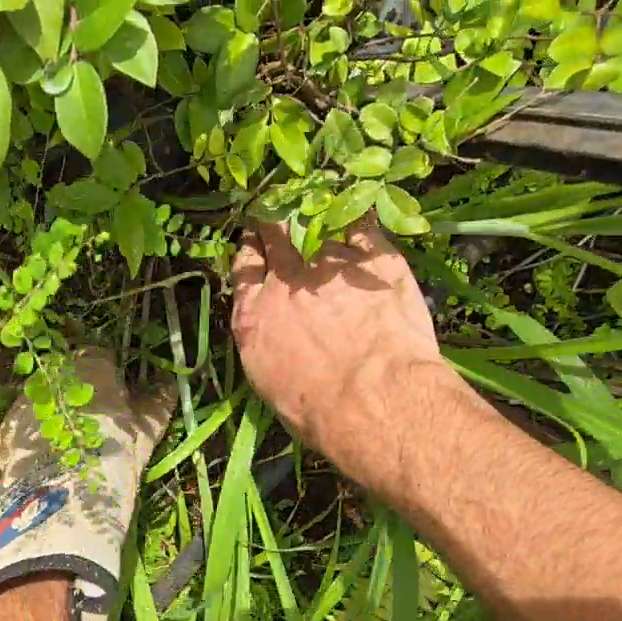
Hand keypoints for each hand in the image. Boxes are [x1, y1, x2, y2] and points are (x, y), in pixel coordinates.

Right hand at [230, 220, 482, 487]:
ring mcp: (332, 267)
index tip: (253, 241)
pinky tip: (359, 215)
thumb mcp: (268, 378)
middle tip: (281, 212)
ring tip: (325, 215)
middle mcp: (286, 284)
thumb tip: (272, 327)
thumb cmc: (313, 408)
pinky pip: (364, 226)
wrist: (370, 399)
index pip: (244, 269)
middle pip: (276, 237)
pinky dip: (358, 219)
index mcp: (253, 317)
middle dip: (275, 221)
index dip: (249, 250)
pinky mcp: (378, 260)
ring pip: (320, 229)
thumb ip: (264, 339)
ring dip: (319, 222)